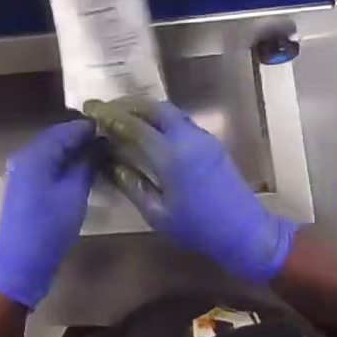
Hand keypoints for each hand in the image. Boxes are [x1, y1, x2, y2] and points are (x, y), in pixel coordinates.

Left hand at [0, 119, 97, 306]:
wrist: (21, 263)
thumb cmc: (50, 227)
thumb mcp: (75, 193)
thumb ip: (87, 164)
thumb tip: (99, 143)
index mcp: (35, 155)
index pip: (65, 130)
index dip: (88, 128)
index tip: (112, 129)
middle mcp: (24, 158)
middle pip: (56, 139)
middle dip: (81, 139)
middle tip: (109, 142)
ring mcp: (21, 173)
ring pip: (51, 153)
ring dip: (73, 153)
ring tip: (99, 156)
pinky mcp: (24, 188)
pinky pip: (46, 166)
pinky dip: (63, 165)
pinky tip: (81, 171)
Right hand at [91, 100, 298, 282]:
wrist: (244, 230)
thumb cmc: (198, 228)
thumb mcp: (158, 214)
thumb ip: (132, 186)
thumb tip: (113, 165)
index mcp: (171, 155)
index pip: (135, 125)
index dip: (111, 116)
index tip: (92, 109)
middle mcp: (188, 138)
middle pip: (155, 108)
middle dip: (129, 105)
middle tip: (108, 110)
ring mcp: (203, 139)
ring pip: (171, 113)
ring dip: (147, 111)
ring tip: (126, 119)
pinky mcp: (212, 144)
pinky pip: (182, 122)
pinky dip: (162, 120)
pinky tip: (151, 133)